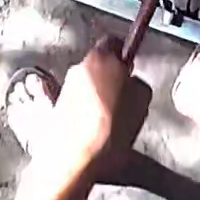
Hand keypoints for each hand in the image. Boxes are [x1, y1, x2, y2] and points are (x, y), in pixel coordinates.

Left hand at [40, 38, 150, 180]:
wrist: (76, 158)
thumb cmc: (111, 128)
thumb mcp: (142, 101)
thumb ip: (138, 82)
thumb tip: (132, 81)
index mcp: (101, 57)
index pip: (113, 41)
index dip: (124, 52)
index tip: (130, 65)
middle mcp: (79, 66)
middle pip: (100, 63)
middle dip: (112, 76)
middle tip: (125, 96)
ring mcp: (65, 86)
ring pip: (88, 83)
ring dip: (98, 94)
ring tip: (111, 119)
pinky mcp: (57, 106)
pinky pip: (78, 102)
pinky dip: (86, 110)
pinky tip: (97, 129)